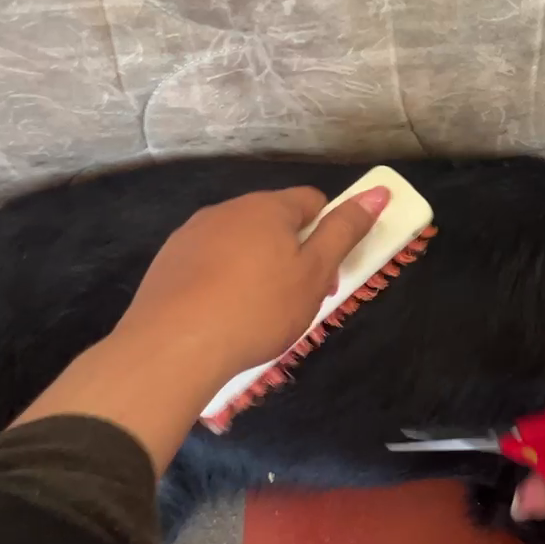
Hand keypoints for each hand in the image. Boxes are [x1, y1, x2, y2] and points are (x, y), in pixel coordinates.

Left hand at [113, 185, 390, 381]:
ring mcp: (191, 235)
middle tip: (301, 299)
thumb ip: (346, 231)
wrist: (170, 350)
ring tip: (259, 313)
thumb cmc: (258, 309)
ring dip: (258, 266)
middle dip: (294, 253)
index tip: (328, 272)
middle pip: (276, 222)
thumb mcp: (316, 273)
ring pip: (241, 243)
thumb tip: (377, 193)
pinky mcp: (167, 264)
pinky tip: (222, 316)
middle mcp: (228, 210)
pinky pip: (209, 263)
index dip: (329, 232)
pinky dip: (223, 281)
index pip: (314, 201)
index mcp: (268, 207)